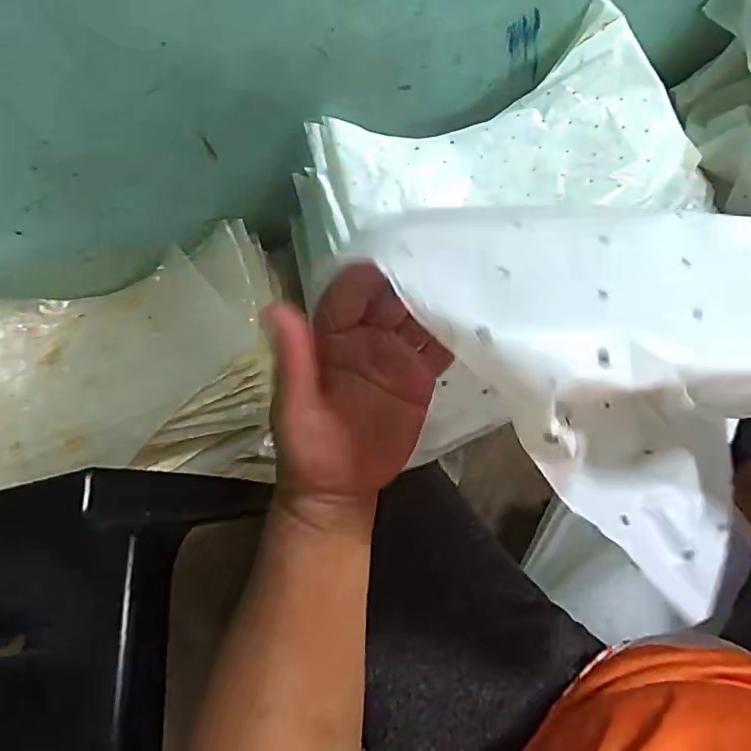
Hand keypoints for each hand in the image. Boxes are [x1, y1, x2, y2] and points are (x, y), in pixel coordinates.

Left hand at [263, 264, 454, 519]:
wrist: (337, 491)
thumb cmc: (307, 447)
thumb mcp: (294, 405)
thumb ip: (293, 358)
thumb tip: (275, 308)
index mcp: (331, 334)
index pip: (349, 294)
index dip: (369, 277)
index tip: (394, 260)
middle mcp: (364, 335)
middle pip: (389, 297)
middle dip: (410, 279)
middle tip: (441, 261)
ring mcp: (394, 353)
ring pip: (417, 316)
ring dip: (436, 300)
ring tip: (464, 282)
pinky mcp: (419, 375)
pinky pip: (438, 346)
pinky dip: (454, 332)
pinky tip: (475, 319)